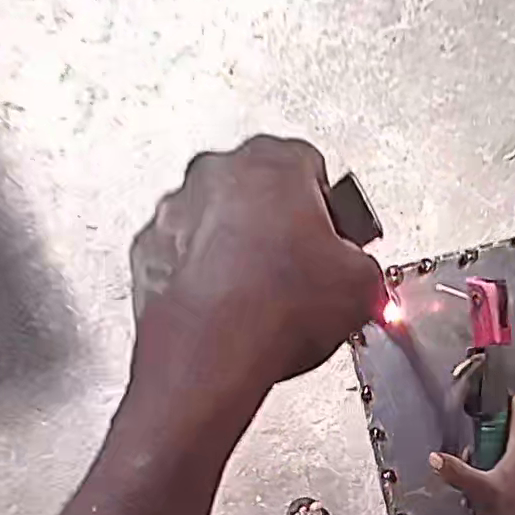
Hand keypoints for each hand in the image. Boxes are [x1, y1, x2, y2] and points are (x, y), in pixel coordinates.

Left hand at [127, 136, 384, 418]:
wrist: (217, 351)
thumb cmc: (279, 306)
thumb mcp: (364, 285)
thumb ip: (365, 266)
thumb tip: (362, 277)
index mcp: (274, 163)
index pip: (313, 168)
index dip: (331, 212)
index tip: (337, 242)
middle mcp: (218, 173)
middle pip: (262, 193)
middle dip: (283, 228)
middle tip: (304, 272)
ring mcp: (176, 212)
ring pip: (220, 224)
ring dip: (242, 253)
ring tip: (267, 300)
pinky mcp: (149, 255)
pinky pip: (187, 259)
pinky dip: (207, 280)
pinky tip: (232, 312)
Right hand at [429, 396, 514, 514]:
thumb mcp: (480, 490)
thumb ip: (457, 472)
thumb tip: (438, 459)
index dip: (507, 398)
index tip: (491, 396)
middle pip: (514, 425)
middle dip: (493, 424)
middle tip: (476, 429)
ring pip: (511, 444)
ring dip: (493, 445)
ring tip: (476, 454)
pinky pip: (509, 463)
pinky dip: (495, 462)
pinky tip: (483, 476)